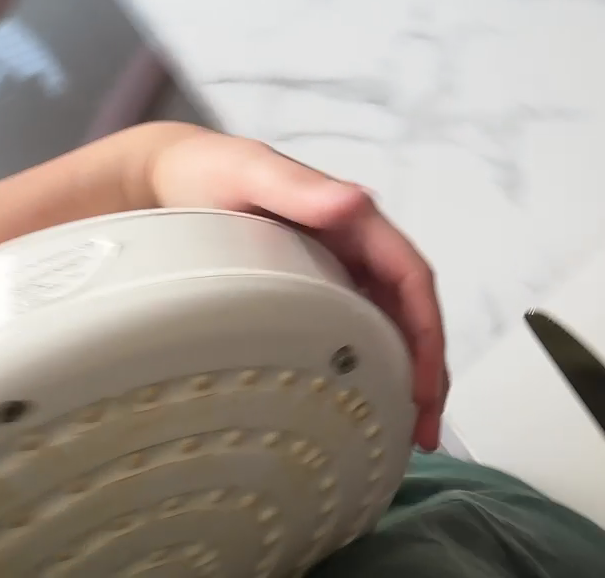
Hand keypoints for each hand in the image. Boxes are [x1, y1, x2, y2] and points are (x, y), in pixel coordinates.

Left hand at [149, 132, 447, 449]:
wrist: (177, 177)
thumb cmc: (215, 170)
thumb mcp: (254, 173)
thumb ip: (302, 187)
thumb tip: (356, 203)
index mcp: (355, 222)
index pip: (411, 277)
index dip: (426, 332)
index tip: (424, 385)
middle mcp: (357, 247)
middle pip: (410, 309)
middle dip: (427, 368)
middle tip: (424, 431)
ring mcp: (340, 269)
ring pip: (391, 325)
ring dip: (407, 374)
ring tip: (408, 433)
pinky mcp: (319, 288)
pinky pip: (358, 330)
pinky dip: (374, 368)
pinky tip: (369, 401)